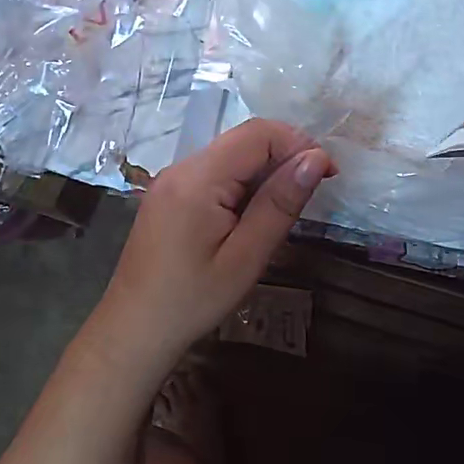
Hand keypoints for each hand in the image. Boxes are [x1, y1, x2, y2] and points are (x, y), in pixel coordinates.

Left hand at [91, 119, 334, 357]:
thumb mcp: (246, 256)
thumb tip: (315, 159)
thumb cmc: (193, 299)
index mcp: (197, 178)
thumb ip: (280, 203)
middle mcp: (181, 167)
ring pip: (230, 154)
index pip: (258, 134)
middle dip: (285, 153)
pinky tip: (254, 211)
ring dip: (266, 168)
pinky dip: (243, 181)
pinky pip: (214, 171)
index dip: (299, 144)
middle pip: (243, 139)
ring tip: (288, 204)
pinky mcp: (169, 193)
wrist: (135, 329)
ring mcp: (171, 178)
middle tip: (314, 189)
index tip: (328, 174)